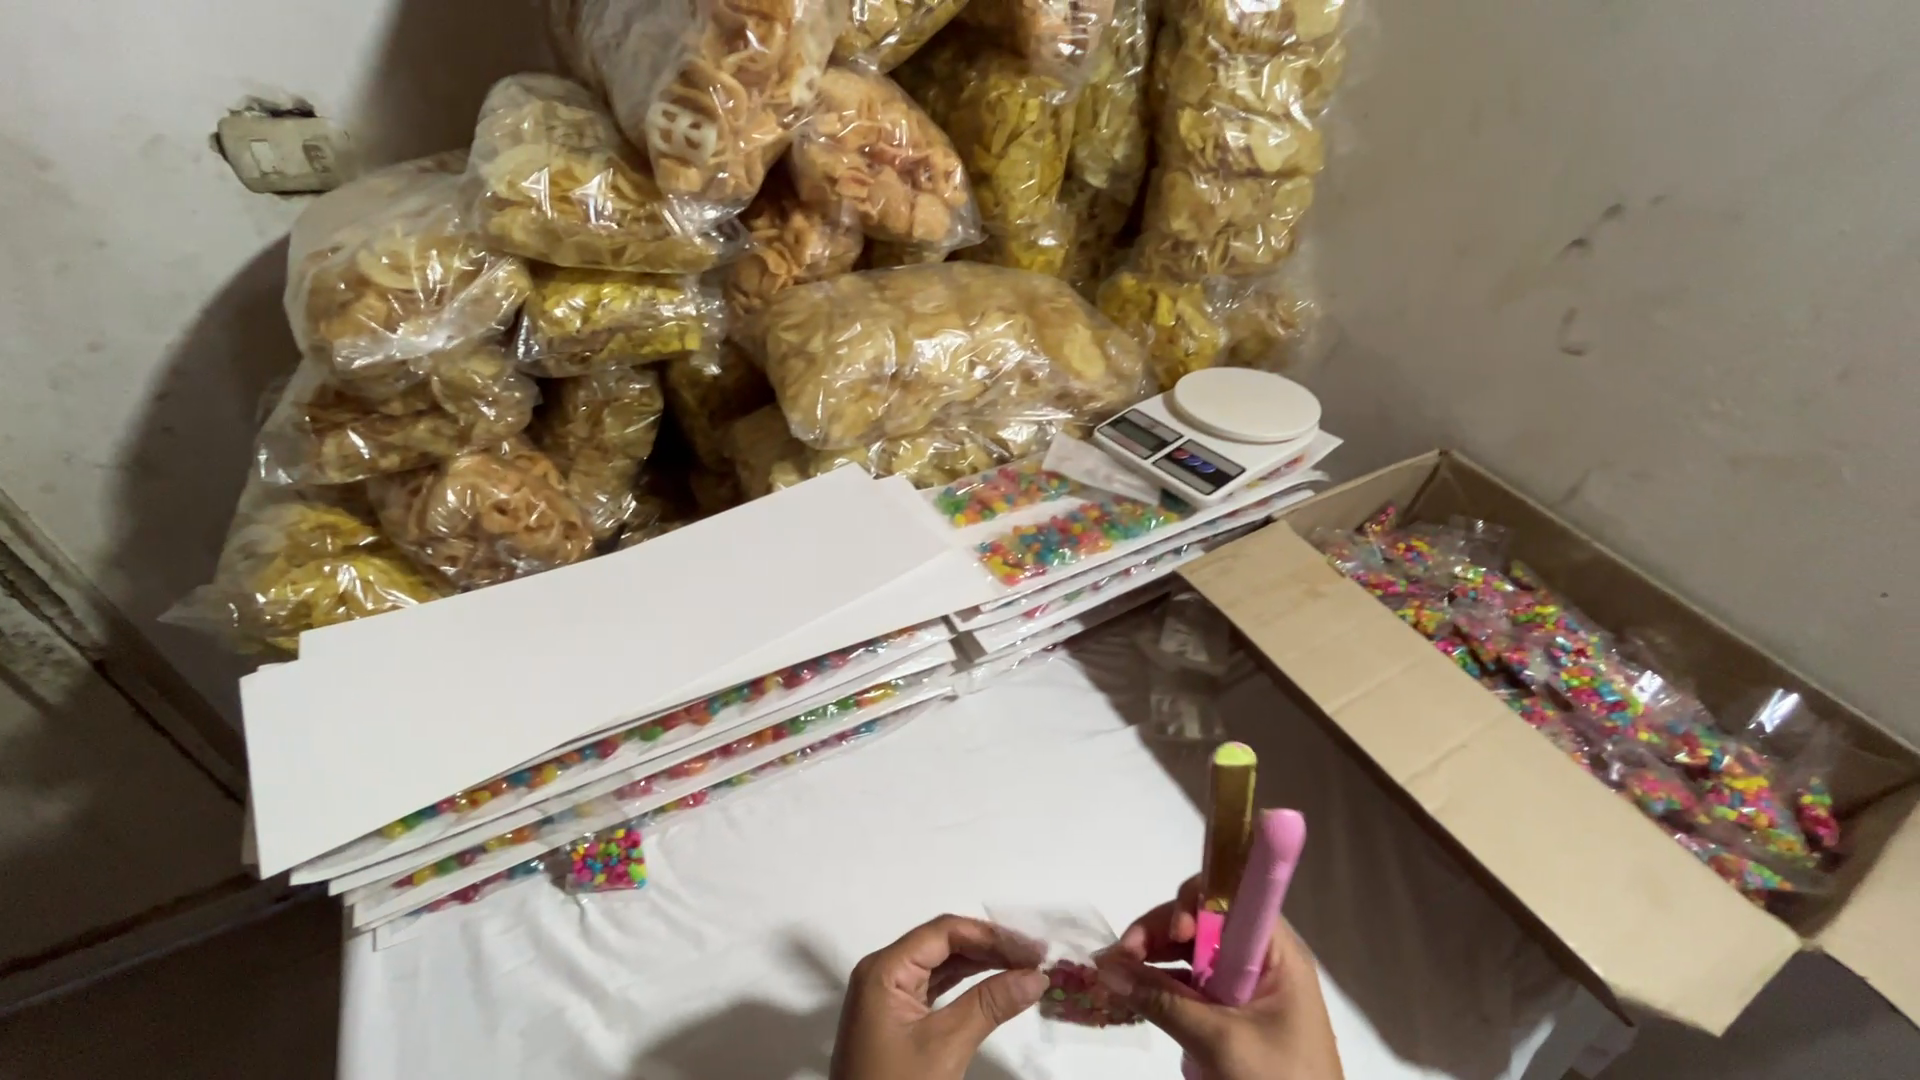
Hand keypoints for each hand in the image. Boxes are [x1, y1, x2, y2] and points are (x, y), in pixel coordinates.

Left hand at [831, 914, 1049, 1079]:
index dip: (990, 935)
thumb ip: (990, 1004)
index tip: (1032, 948)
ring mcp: (889, 996)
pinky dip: (967, 985)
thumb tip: (1036, 976)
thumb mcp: (946, 1046)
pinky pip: (936, 987)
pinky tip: (995, 985)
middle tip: (1035, 957)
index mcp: (885, 968)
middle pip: (943, 944)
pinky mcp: (897, 1018)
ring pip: (942, 965)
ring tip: (1023, 968)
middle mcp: (883, 972)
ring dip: (982, 965)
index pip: (944, 932)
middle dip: (990, 948)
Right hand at [1096, 878, 1341, 1079]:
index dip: (1195, 901)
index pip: (1231, 897)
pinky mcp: (1233, 1012)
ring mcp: (1246, 986)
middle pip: (1202, 921)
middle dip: (1160, 932)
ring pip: (1192, 951)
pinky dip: (1162, 983)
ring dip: (1154, 957)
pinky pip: (1192, 983)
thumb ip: (1162, 1001)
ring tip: (1117, 972)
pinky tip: (1134, 990)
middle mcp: (1261, 958)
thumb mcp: (1220, 1042)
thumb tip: (1105, 968)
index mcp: (1276, 952)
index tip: (1172, 931)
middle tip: (1121, 956)